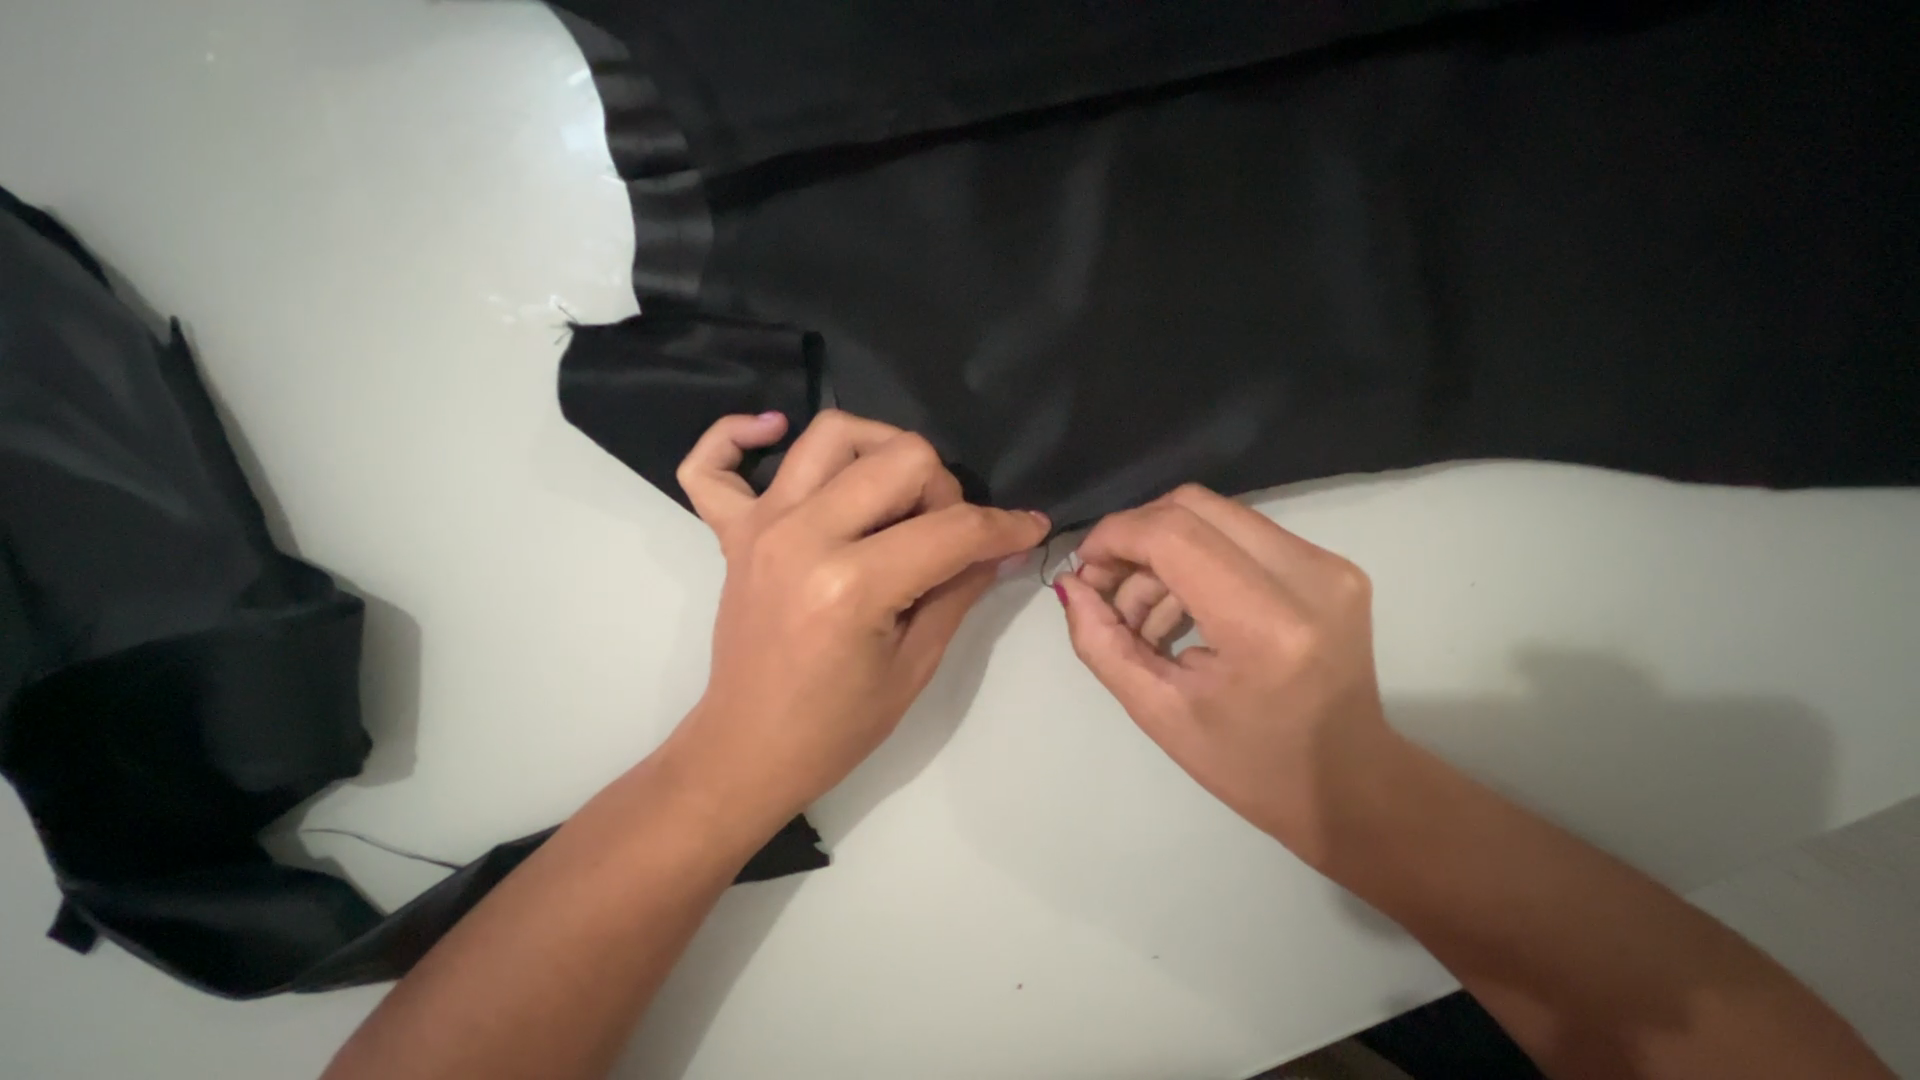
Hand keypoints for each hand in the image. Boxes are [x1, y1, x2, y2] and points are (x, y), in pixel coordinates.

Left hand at [670, 410, 1048, 824]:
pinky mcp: (731, 531)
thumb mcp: (917, 665)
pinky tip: (773, 433)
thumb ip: (961, 589)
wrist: (750, 747)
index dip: (1005, 526)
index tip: (1029, 529)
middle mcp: (803, 536)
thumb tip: (1003, 545)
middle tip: (947, 534)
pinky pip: (711, 462)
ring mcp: (760, 526)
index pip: (952, 528)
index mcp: (852, 585)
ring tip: (894, 495)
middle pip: (901, 457)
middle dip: (944, 490)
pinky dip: (738, 436)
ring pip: (832, 434)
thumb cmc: (838, 726)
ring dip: (880, 450)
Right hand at [1059, 484, 1390, 862]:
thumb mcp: (1159, 712)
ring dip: (1165, 553)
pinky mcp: (1332, 565)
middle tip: (1109, 586)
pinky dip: (1198, 560)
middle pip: (1194, 507)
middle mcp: (1309, 577)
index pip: (1174, 535)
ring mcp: (1329, 565)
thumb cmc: (1251, 766)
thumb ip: (1102, 642)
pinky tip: (1182, 612)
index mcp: (1267, 627)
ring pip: (1217, 516)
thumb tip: (1071, 585)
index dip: (1116, 537)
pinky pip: (1243, 535)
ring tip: (1144, 618)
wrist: (1350, 784)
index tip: (1085, 569)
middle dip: (1136, 537)